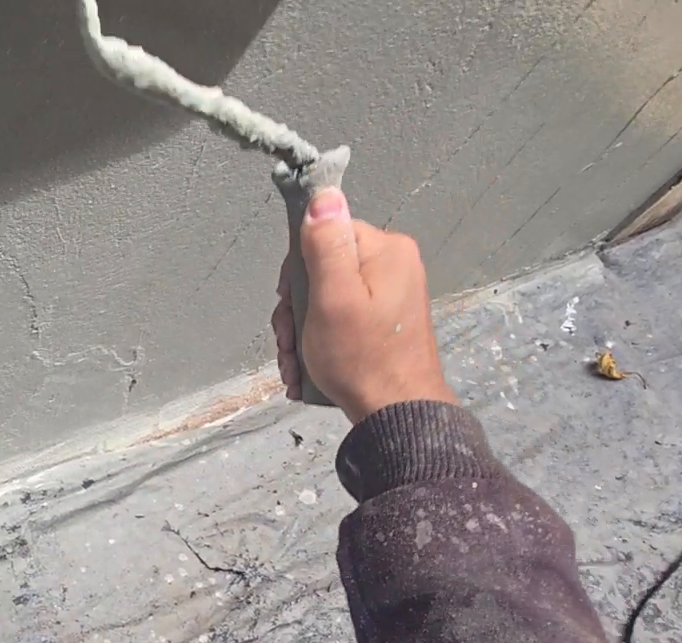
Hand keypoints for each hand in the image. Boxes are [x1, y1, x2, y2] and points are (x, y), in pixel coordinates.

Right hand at [272, 189, 456, 423]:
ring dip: (299, 333)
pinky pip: (337, 318)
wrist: (394, 409)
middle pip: (321, 271)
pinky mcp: (383, 320)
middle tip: (289, 344)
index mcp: (384, 251)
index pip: (324, 236)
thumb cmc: (359, 357)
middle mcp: (392, 265)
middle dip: (294, 311)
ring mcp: (389, 294)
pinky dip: (315, 342)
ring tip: (294, 363)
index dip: (296, 273)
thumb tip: (323, 194)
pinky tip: (306, 368)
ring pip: (324, 299)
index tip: (287, 306)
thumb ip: (325, 245)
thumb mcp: (332, 298)